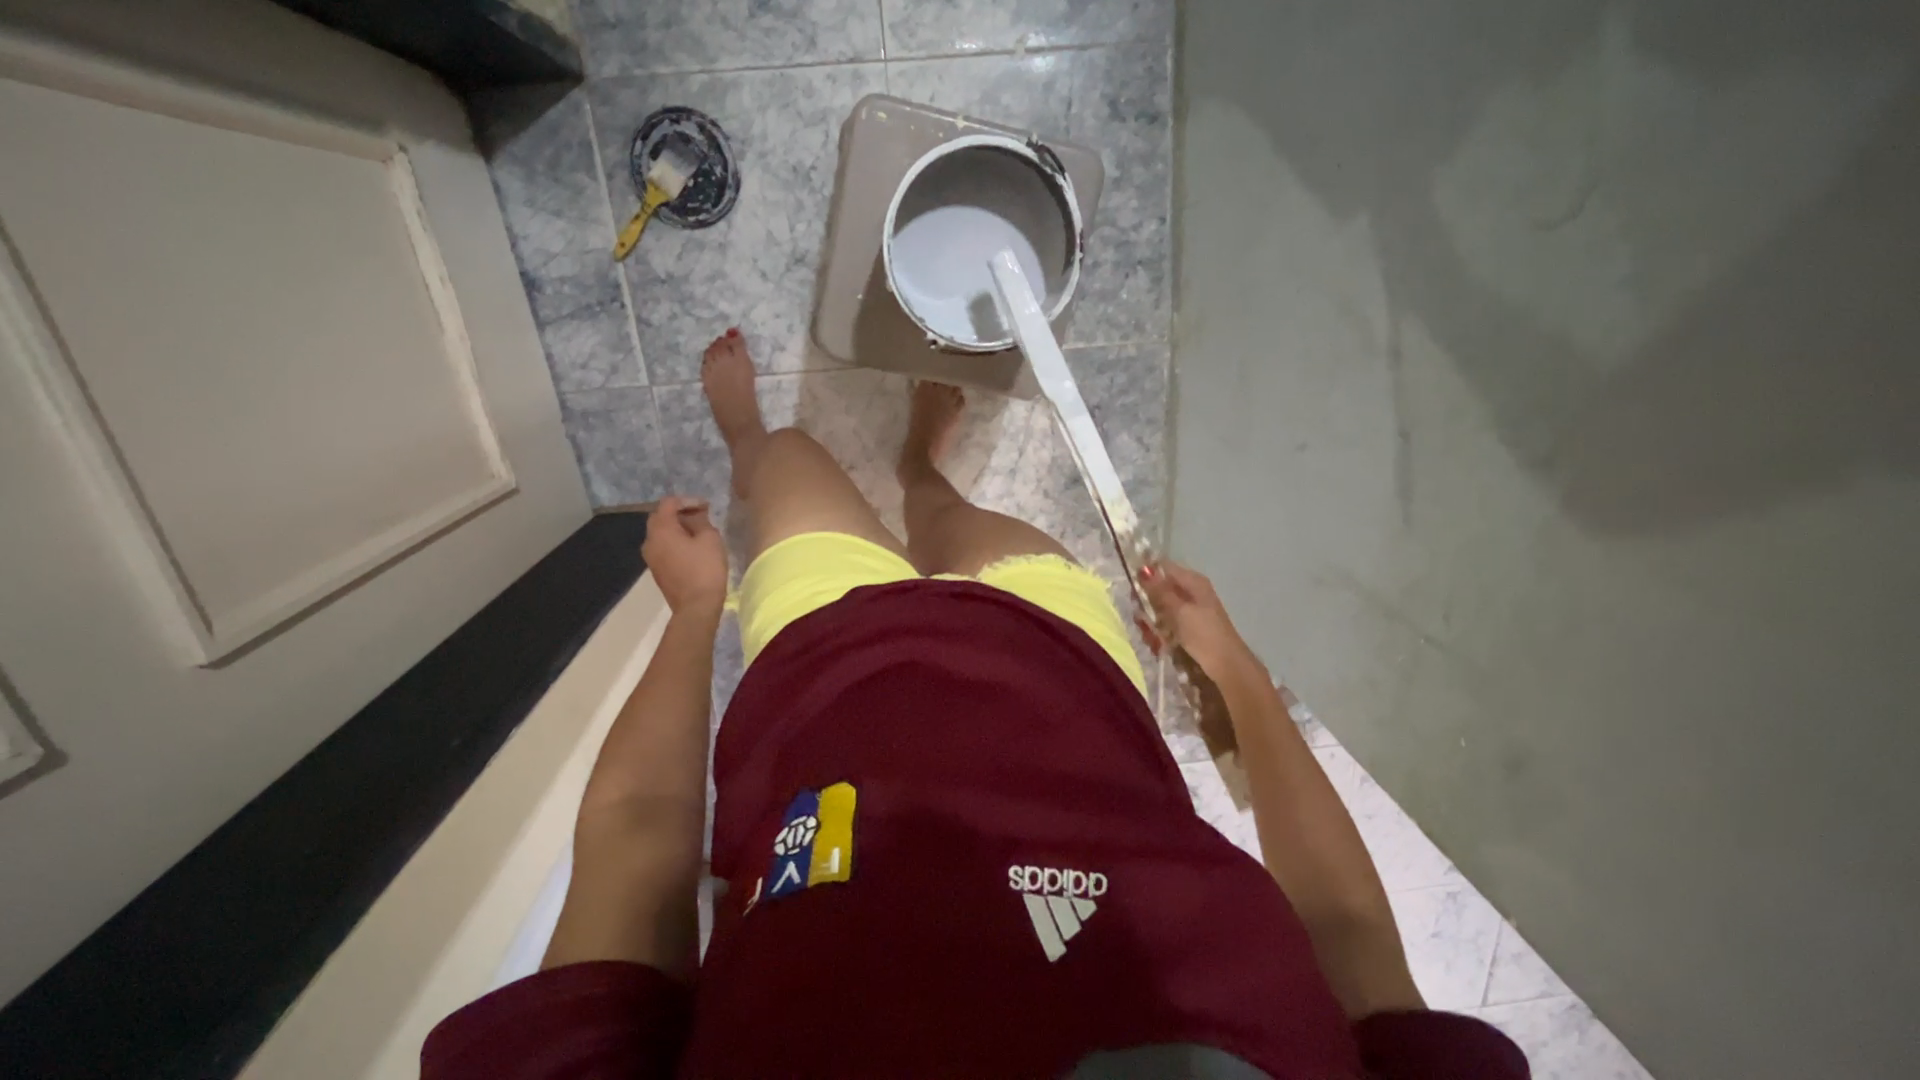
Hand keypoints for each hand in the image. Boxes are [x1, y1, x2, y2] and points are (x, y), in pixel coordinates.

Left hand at [643, 497, 727, 615]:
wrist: (696, 607)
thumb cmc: (705, 569)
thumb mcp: (710, 539)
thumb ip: (701, 521)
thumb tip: (696, 515)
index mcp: (660, 529)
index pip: (669, 503)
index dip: (688, 500)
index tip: (707, 507)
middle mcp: (649, 541)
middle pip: (661, 517)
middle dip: (680, 513)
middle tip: (702, 516)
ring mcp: (650, 557)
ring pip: (661, 533)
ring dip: (677, 528)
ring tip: (699, 532)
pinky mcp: (656, 570)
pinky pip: (663, 547)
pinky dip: (675, 541)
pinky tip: (692, 547)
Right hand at [1139, 560, 1257, 677]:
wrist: (1225, 664)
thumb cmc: (1203, 634)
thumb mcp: (1179, 611)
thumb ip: (1160, 591)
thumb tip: (1143, 569)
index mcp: (1193, 582)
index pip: (1164, 567)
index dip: (1146, 574)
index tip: (1131, 587)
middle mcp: (1191, 592)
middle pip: (1161, 588)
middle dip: (1147, 603)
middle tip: (1139, 616)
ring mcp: (1190, 610)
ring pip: (1161, 608)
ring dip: (1152, 621)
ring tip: (1151, 635)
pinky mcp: (1188, 626)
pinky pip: (1167, 622)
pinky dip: (1160, 631)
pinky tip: (1158, 642)